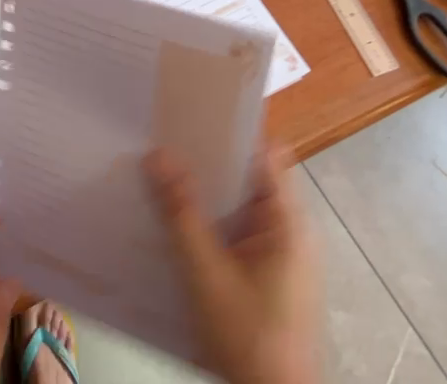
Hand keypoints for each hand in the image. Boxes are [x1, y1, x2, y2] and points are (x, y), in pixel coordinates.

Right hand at [144, 147, 319, 383]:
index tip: (189, 110)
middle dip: (204, 159)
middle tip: (158, 138)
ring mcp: (280, 256)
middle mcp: (291, 232)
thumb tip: (158, 153)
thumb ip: (182, 212)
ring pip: (237, 206)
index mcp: (288, 223)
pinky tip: (171, 220)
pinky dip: (207, 221)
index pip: (265, 153)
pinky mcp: (266, 276)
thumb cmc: (248, 336)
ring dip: (202, 192)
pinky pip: (235, 232)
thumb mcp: (206, 273)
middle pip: (247, 177)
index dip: (230, 127)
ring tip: (155, 172)